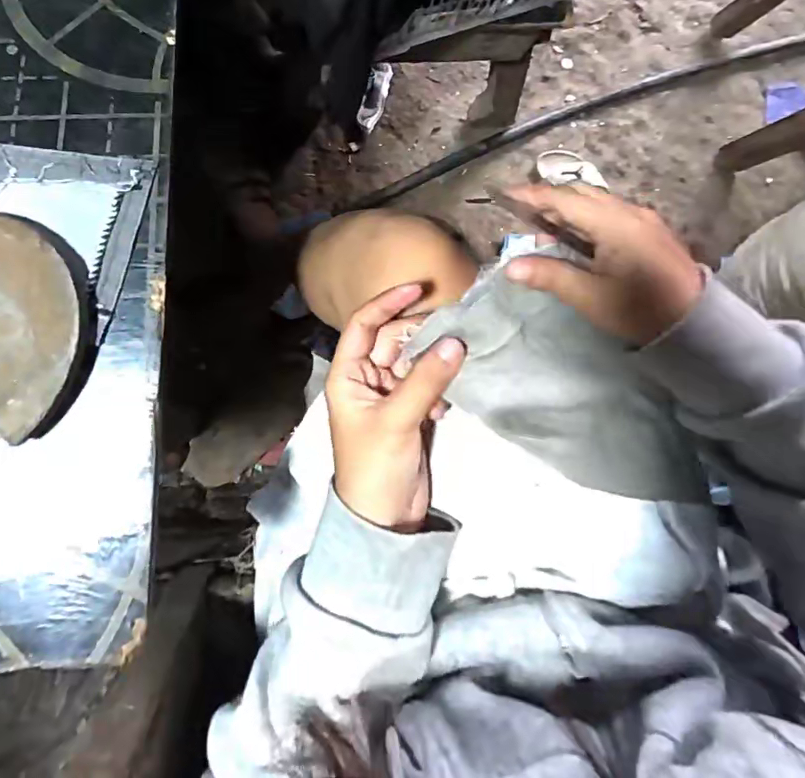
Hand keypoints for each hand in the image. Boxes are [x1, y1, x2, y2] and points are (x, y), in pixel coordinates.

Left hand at [325, 282, 465, 531]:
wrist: (384, 518)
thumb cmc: (375, 466)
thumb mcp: (397, 420)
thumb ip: (426, 380)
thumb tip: (456, 341)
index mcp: (348, 375)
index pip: (363, 324)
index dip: (387, 302)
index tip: (417, 287)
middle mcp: (366, 378)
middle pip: (394, 339)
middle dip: (420, 337)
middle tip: (451, 337)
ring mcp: (389, 394)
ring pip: (414, 359)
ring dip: (432, 363)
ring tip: (450, 373)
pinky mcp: (410, 409)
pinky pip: (427, 381)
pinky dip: (438, 387)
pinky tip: (444, 408)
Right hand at [502, 185, 705, 344]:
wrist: (697, 323)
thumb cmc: (639, 310)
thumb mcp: (590, 296)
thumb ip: (550, 276)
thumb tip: (511, 266)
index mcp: (614, 223)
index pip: (564, 199)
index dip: (533, 195)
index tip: (506, 194)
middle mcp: (629, 211)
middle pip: (581, 194)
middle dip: (549, 198)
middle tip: (522, 211)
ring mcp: (644, 219)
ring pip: (598, 201)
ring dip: (569, 207)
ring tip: (545, 223)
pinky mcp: (651, 230)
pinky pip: (612, 212)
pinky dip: (587, 216)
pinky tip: (577, 235)